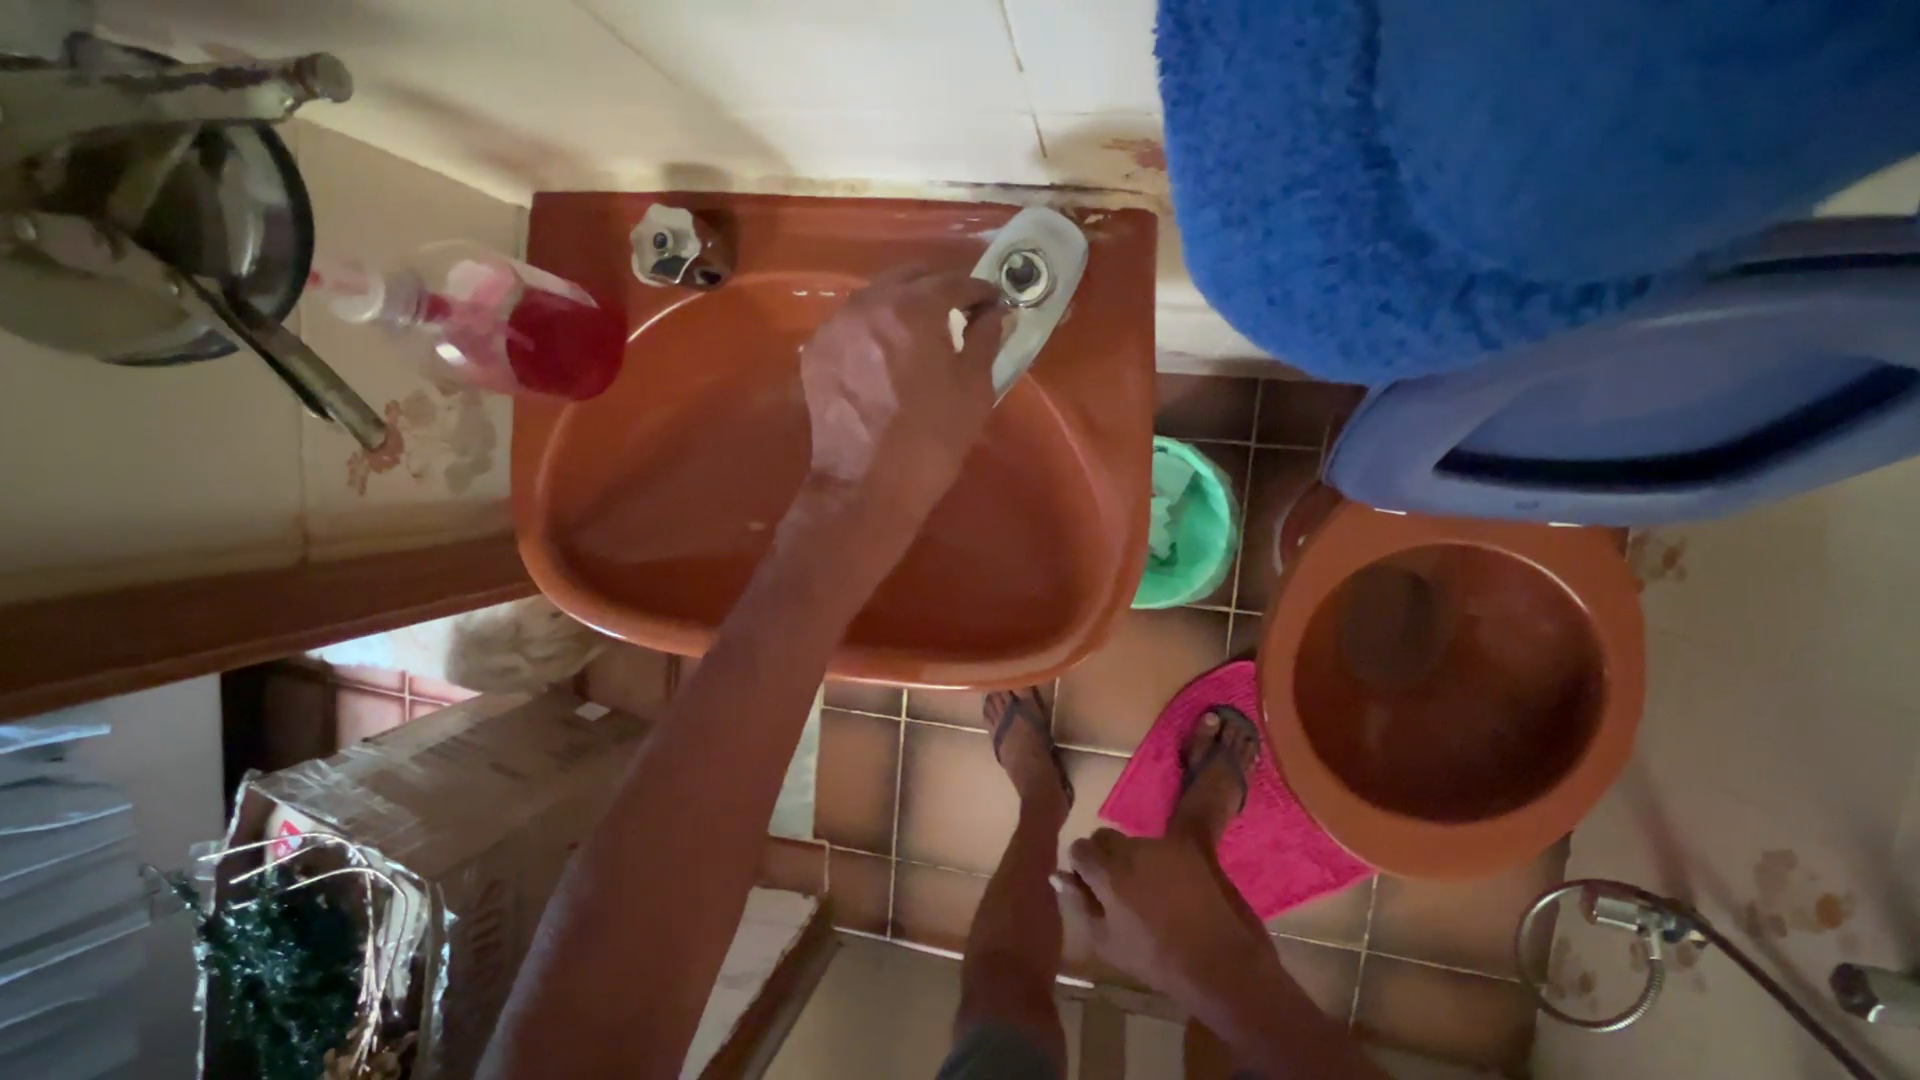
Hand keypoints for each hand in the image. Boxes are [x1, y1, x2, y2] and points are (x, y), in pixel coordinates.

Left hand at [799, 265, 1007, 519]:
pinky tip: (887, 354)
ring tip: (922, 331)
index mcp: (913, 308)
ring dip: (904, 305)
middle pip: (910, 277)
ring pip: (876, 297)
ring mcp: (835, 326)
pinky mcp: (816, 351)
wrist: (867, 486)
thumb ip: (987, 339)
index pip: (954, 281)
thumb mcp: (974, 389)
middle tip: (959, 311)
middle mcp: (868, 304)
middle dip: (939, 288)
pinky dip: (874, 329)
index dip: (980, 290)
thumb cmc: (932, 439)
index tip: (993, 304)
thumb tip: (996, 313)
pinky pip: (852, 325)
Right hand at [1054, 829, 1274, 1004]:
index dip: (1082, 867)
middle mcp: (1133, 849)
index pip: (1079, 848)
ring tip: (1149, 890)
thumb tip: (1060, 877)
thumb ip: (1080, 904)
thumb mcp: (1106, 942)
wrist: (1219, 962)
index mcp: (1108, 874)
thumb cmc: (1157, 960)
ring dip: (1133, 858)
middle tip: (1117, 886)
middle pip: (1104, 837)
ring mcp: (1164, 845)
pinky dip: (1161, 860)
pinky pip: (1164, 845)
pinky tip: (1172, 887)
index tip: (1091, 887)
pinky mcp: (1190, 847)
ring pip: (1135, 841)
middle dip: (1104, 855)